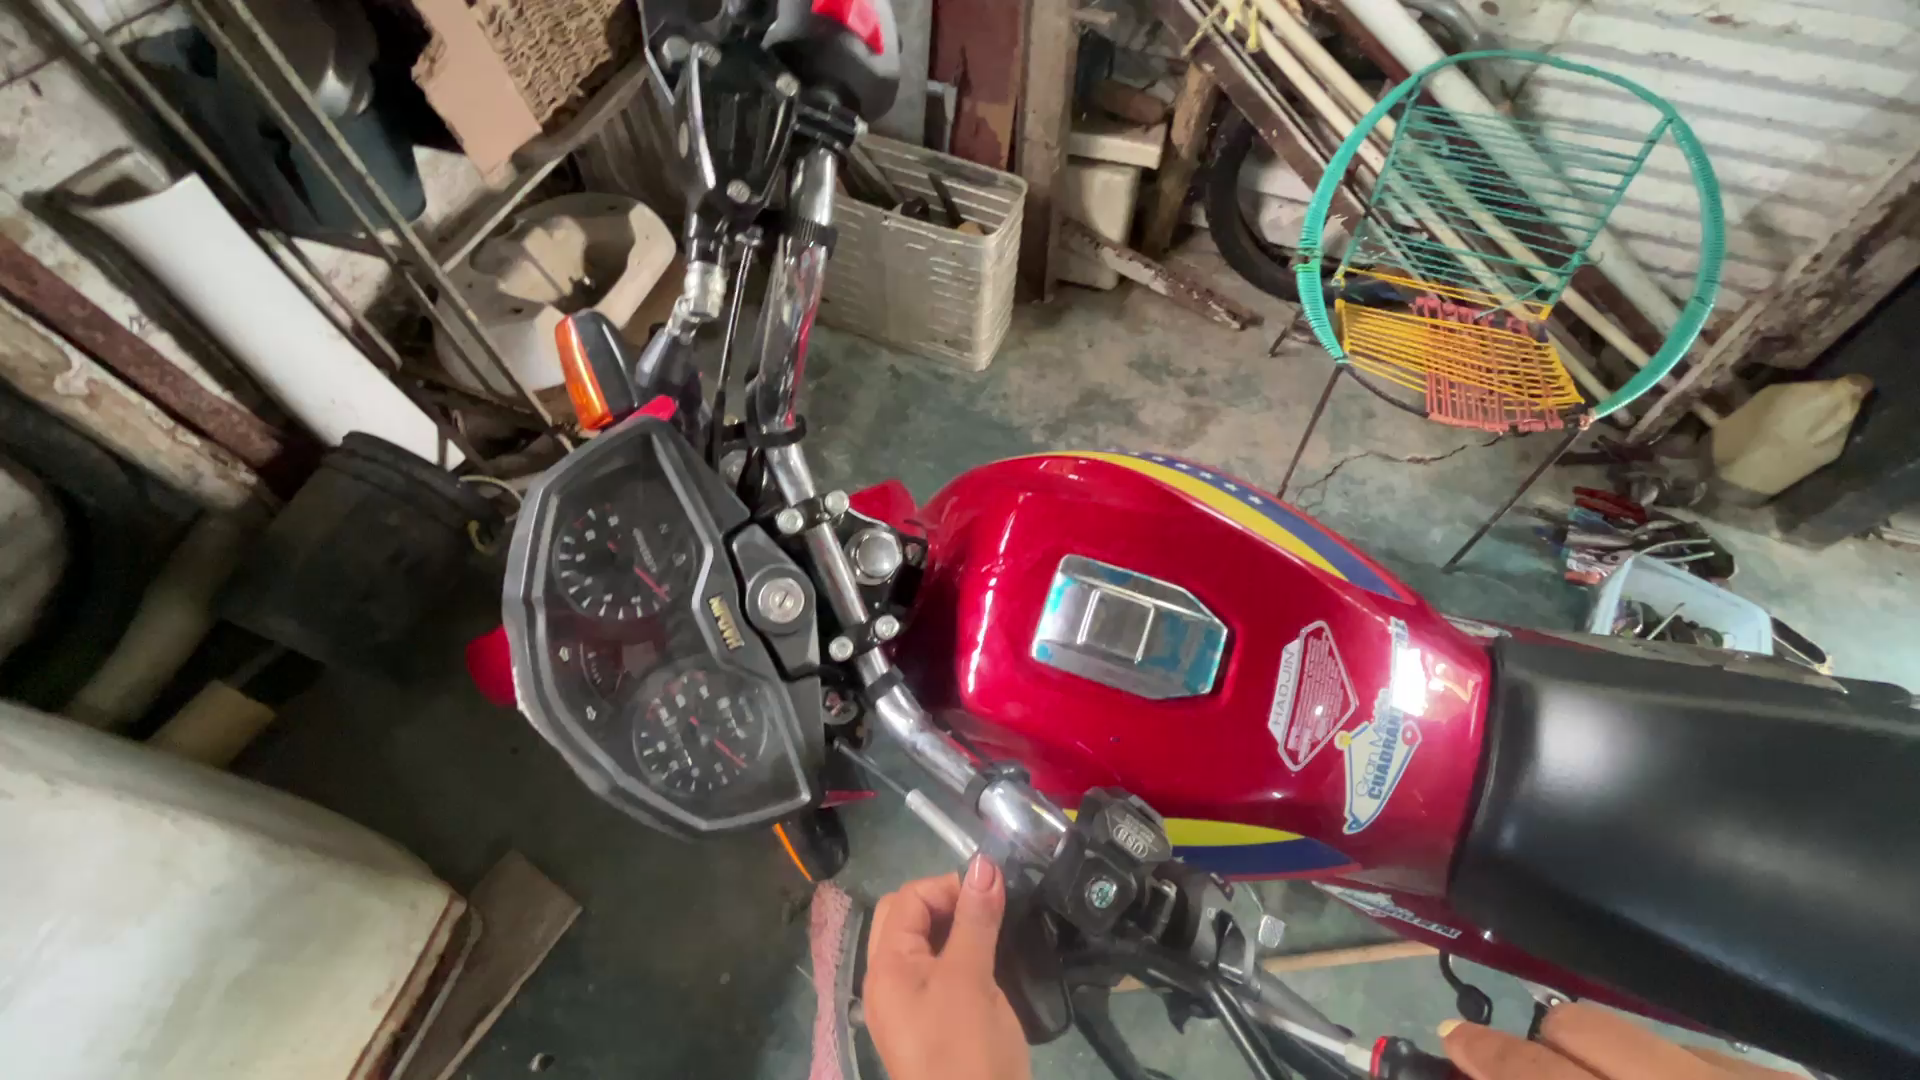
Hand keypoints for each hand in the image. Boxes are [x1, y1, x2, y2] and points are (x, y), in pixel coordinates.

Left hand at [863, 856, 1030, 1079]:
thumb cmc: (966, 1052)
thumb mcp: (972, 980)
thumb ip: (975, 918)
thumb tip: (984, 863)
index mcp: (887, 967)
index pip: (908, 899)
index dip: (947, 887)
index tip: (988, 898)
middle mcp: (889, 981)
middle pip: (909, 917)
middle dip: (947, 904)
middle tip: (987, 915)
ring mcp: (909, 1006)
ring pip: (925, 943)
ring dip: (955, 929)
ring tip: (992, 936)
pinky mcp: (931, 1024)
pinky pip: (938, 971)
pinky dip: (960, 956)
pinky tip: (989, 965)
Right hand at [1440, 1002, 1798, 1079]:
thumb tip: (1488, 1070)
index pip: (1536, 1072)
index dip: (1484, 1054)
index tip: (1452, 1041)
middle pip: (1583, 1029)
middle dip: (1538, 1046)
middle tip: (1519, 1071)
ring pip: (1643, 1038)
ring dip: (1606, 1064)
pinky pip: (1705, 1057)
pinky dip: (1671, 1078)